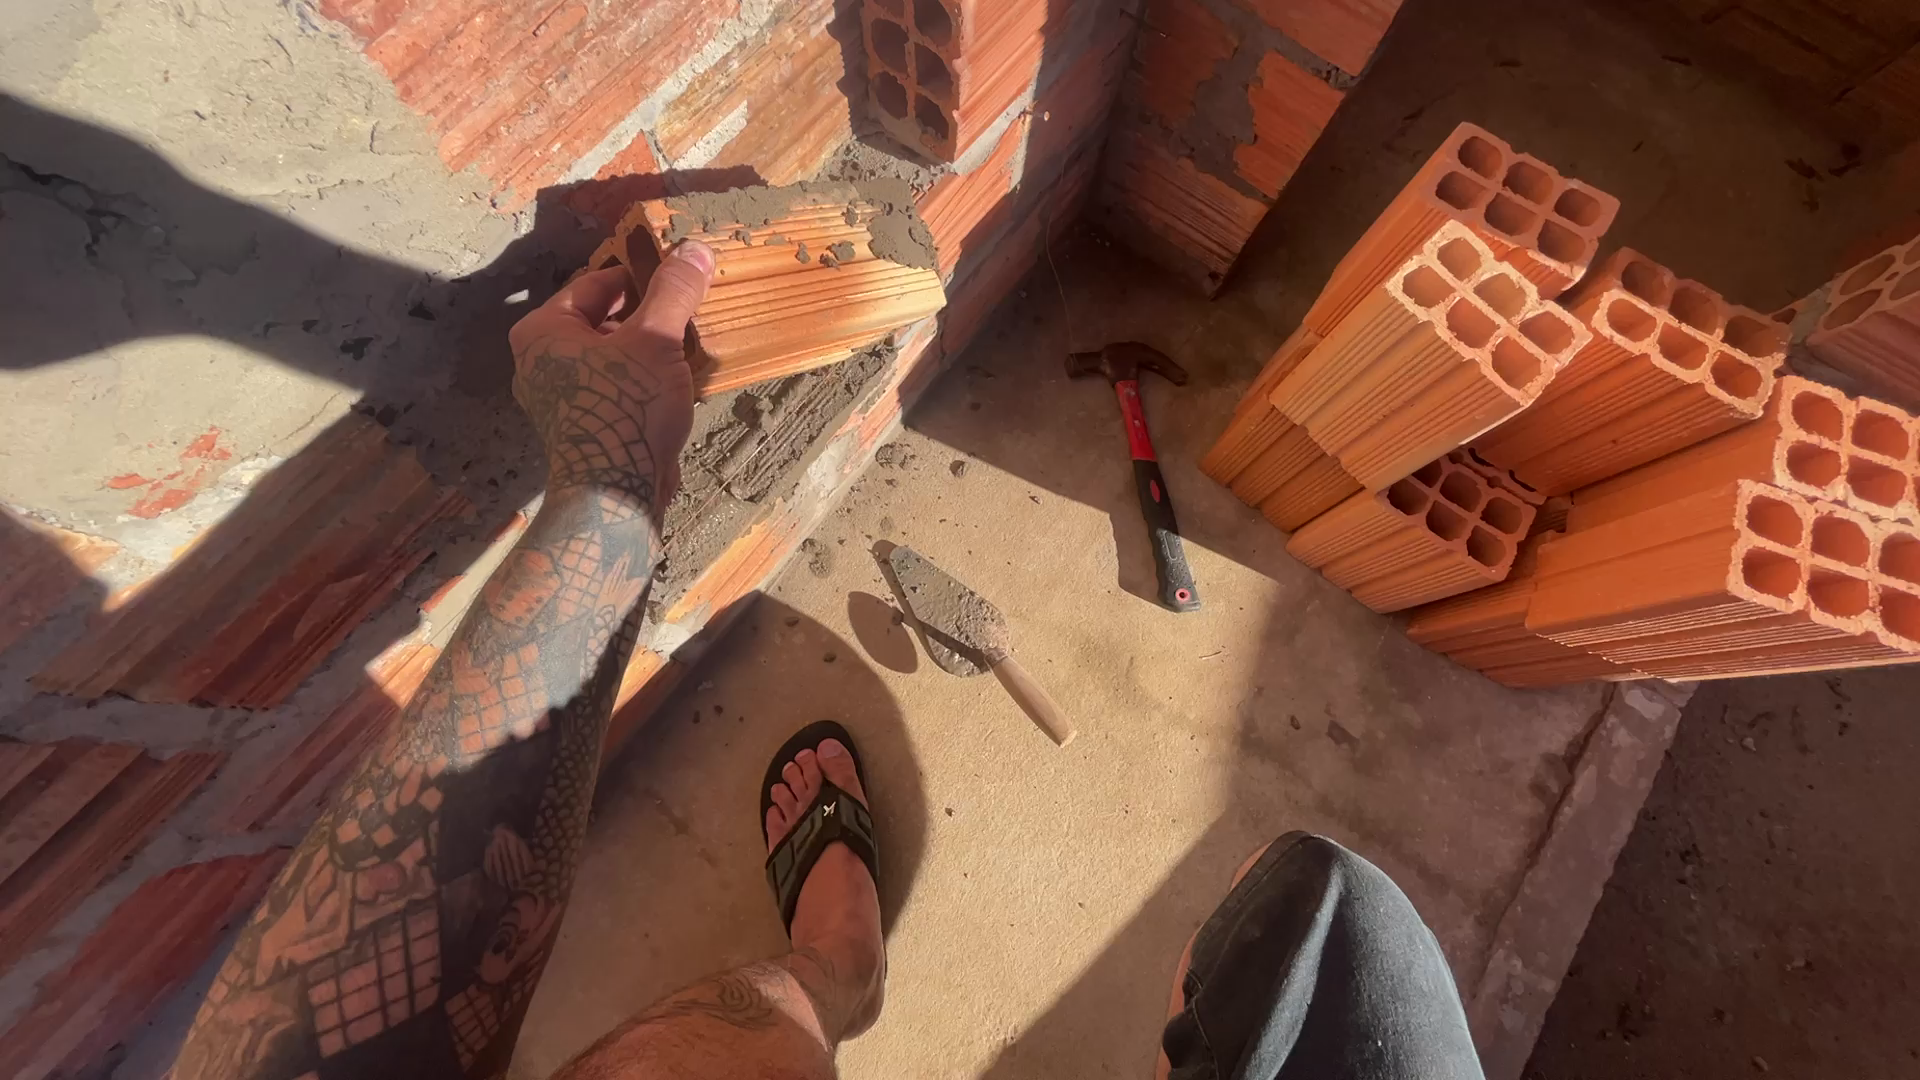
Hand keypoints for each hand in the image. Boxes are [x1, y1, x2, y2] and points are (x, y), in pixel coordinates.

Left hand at [507, 240, 715, 519]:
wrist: (617, 491)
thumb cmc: (627, 407)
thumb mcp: (657, 340)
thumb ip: (674, 293)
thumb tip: (696, 249)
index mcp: (543, 331)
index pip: (593, 284)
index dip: (637, 277)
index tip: (675, 279)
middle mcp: (540, 363)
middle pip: (601, 322)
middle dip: (644, 319)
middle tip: (685, 317)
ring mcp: (558, 401)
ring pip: (609, 360)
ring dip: (645, 354)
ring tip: (684, 354)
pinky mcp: (582, 431)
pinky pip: (614, 392)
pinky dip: (641, 385)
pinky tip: (672, 392)